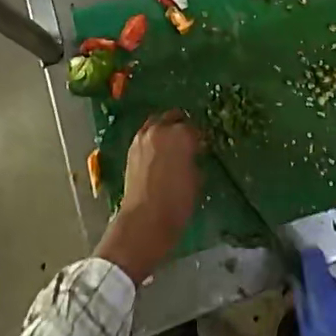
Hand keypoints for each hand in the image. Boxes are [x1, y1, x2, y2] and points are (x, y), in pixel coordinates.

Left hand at [94, 110, 202, 282]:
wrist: (145, 218)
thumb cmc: (177, 202)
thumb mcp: (196, 180)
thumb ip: (194, 160)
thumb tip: (193, 154)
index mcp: (180, 135)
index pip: (194, 128)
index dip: (200, 138)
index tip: (203, 147)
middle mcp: (160, 129)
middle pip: (173, 117)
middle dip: (182, 126)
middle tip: (189, 140)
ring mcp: (142, 136)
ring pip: (157, 122)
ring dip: (165, 128)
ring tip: (172, 143)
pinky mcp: (131, 147)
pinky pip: (145, 134)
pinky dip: (153, 137)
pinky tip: (158, 151)